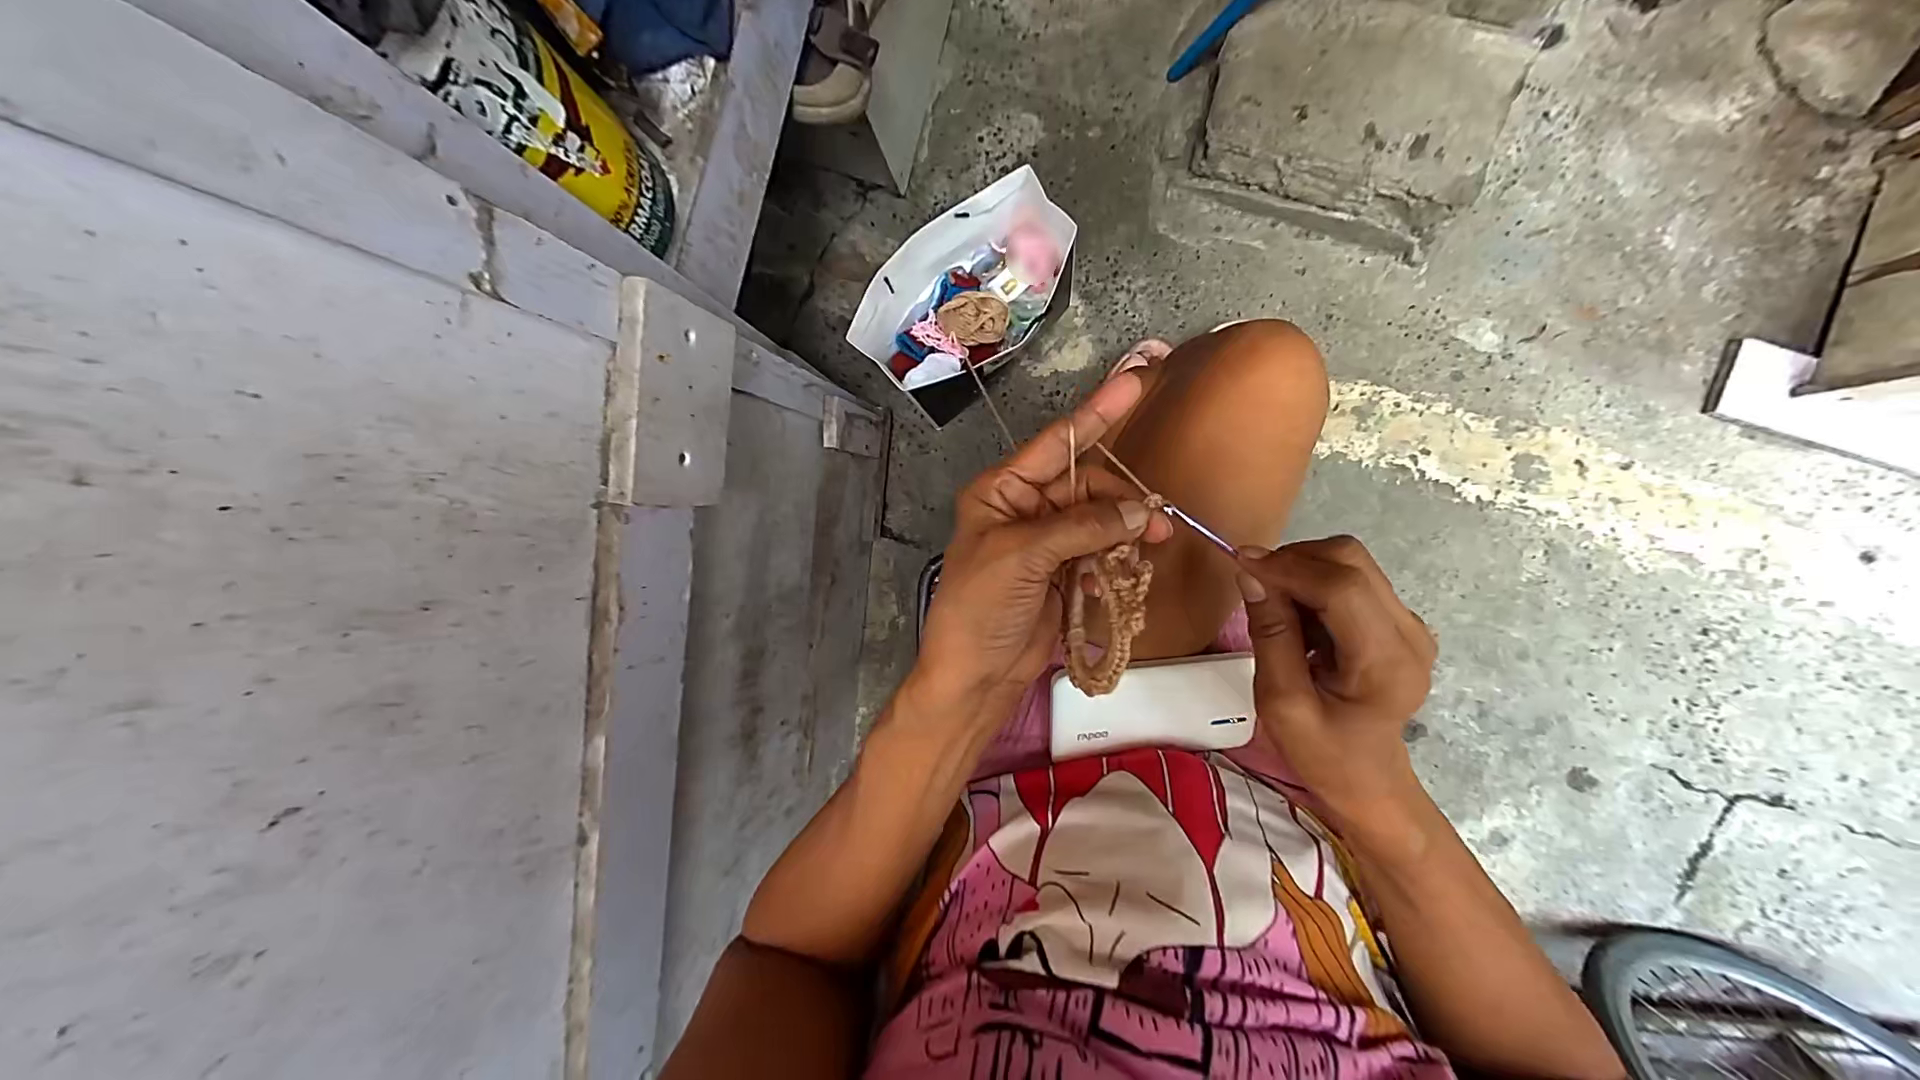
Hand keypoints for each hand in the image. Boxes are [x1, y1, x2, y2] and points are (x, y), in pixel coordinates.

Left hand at [909, 373, 1172, 725]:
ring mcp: (1045, 542)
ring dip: (1126, 528)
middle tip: (1156, 520)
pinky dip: (1116, 557)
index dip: (1097, 413)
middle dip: (1122, 497)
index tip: (1135, 380)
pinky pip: (1100, 550)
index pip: (1056, 444)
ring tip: (1152, 543)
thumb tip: (1138, 510)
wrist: (976, 674)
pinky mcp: (1062, 572)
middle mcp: (1024, 509)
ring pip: (1099, 518)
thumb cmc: (980, 608)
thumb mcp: (1023, 557)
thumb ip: (1080, 527)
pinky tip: (1123, 573)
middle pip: (1086, 484)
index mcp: (1001, 492)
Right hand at [1234, 536, 1436, 817]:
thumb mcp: (1280, 702)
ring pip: (1350, 563)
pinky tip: (1297, 617)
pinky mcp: (1397, 621)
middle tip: (1254, 583)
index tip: (1239, 563)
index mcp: (1386, 661)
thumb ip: (1270, 635)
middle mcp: (1409, 633)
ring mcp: (1408, 624)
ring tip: (1275, 607)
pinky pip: (1351, 579)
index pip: (1341, 587)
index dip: (1287, 567)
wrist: (1366, 778)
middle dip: (1294, 561)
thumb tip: (1249, 574)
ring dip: (1302, 570)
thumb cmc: (1322, 752)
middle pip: (1350, 561)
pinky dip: (1313, 583)